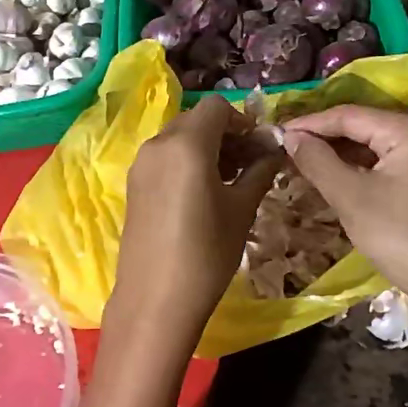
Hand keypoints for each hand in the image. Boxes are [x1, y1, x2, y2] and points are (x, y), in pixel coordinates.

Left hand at [107, 96, 282, 351]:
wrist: (156, 300)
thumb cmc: (207, 252)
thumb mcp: (242, 208)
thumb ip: (260, 170)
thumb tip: (274, 149)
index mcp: (186, 144)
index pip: (217, 107)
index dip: (242, 120)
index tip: (259, 147)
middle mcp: (158, 144)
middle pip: (196, 120)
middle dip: (225, 134)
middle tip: (249, 163)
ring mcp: (140, 165)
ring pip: (178, 138)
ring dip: (206, 148)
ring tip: (230, 180)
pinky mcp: (133, 185)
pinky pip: (164, 158)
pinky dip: (186, 163)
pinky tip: (203, 193)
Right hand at [280, 105, 407, 310]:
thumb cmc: (402, 237)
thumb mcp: (351, 198)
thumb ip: (318, 161)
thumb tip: (290, 136)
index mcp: (407, 129)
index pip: (347, 115)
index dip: (309, 124)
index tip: (274, 134)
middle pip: (360, 126)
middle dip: (322, 137)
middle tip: (282, 148)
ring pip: (369, 145)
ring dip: (336, 154)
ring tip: (298, 161)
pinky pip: (381, 162)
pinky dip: (355, 168)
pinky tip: (330, 177)